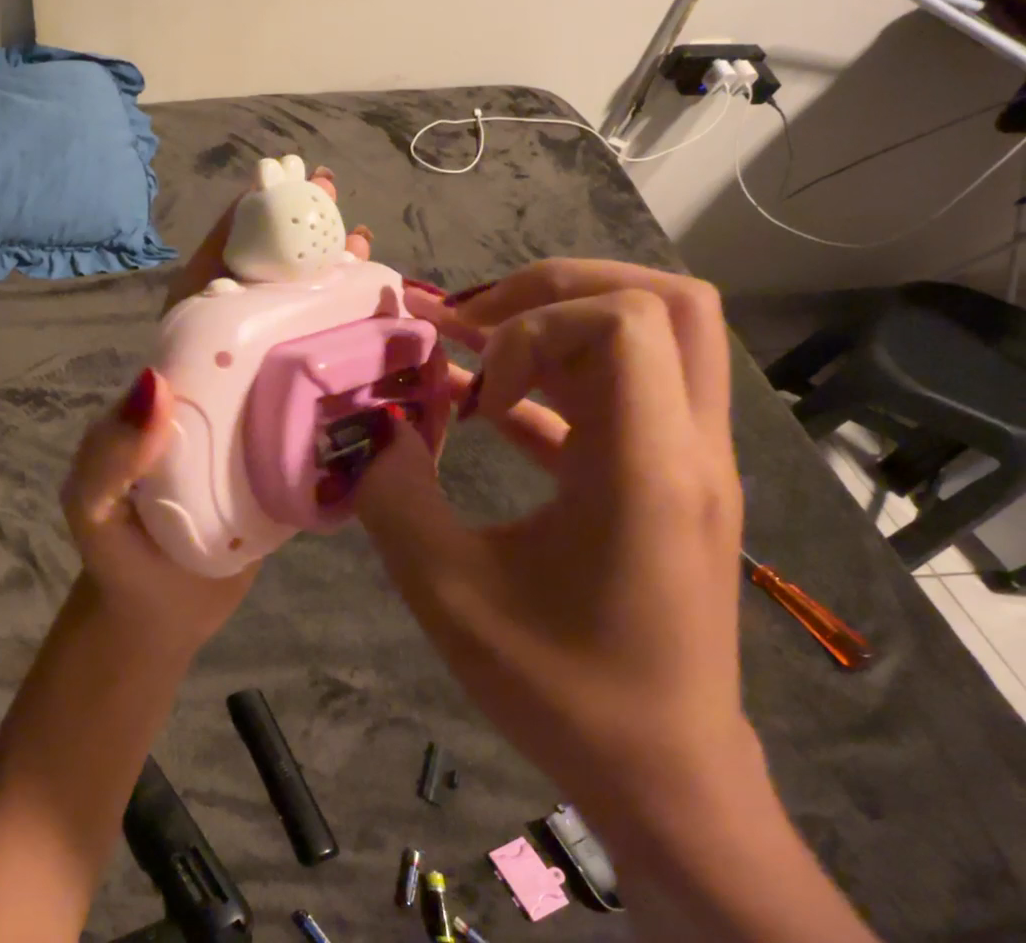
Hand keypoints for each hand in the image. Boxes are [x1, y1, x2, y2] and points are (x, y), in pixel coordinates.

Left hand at [60, 167, 368, 648]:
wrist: (161, 613)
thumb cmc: (120, 556)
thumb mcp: (92, 506)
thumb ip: (110, 453)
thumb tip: (153, 384)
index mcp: (170, 383)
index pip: (197, 298)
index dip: (231, 245)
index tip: (272, 196)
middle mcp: (215, 389)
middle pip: (259, 308)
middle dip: (296, 257)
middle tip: (345, 219)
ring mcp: (255, 420)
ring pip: (299, 346)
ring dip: (336, 301)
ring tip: (380, 265)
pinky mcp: (290, 457)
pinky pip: (327, 403)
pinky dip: (361, 371)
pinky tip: (399, 352)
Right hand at [360, 259, 746, 797]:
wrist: (659, 767)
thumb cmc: (558, 685)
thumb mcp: (447, 592)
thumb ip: (393, 497)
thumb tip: (367, 430)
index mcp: (646, 469)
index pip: (623, 322)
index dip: (529, 328)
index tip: (471, 392)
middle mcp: (688, 449)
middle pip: (662, 301)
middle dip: (552, 290)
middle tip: (467, 320)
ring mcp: (691, 465)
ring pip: (656, 339)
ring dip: (557, 327)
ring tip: (469, 350)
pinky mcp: (675, 485)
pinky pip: (630, 396)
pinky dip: (558, 381)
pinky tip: (485, 410)